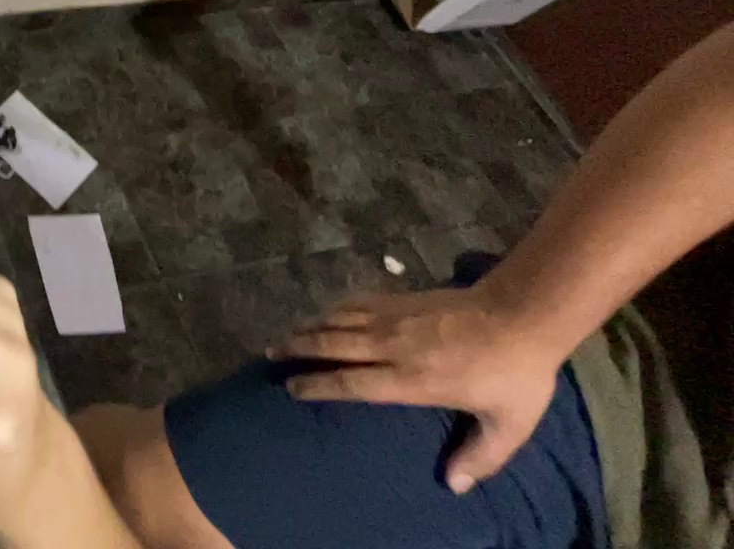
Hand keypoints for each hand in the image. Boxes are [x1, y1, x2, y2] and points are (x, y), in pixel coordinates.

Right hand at [272, 286, 565, 492]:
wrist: (516, 317)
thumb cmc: (514, 375)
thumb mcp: (509, 424)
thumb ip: (480, 455)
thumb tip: (453, 486)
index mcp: (411, 379)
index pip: (350, 382)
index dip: (316, 385)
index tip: (291, 388)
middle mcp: (388, 347)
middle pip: (329, 345)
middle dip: (295, 349)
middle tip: (270, 354)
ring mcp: (387, 320)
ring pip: (332, 321)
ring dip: (305, 328)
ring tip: (285, 334)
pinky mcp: (391, 301)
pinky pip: (349, 305)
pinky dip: (329, 311)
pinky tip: (321, 315)